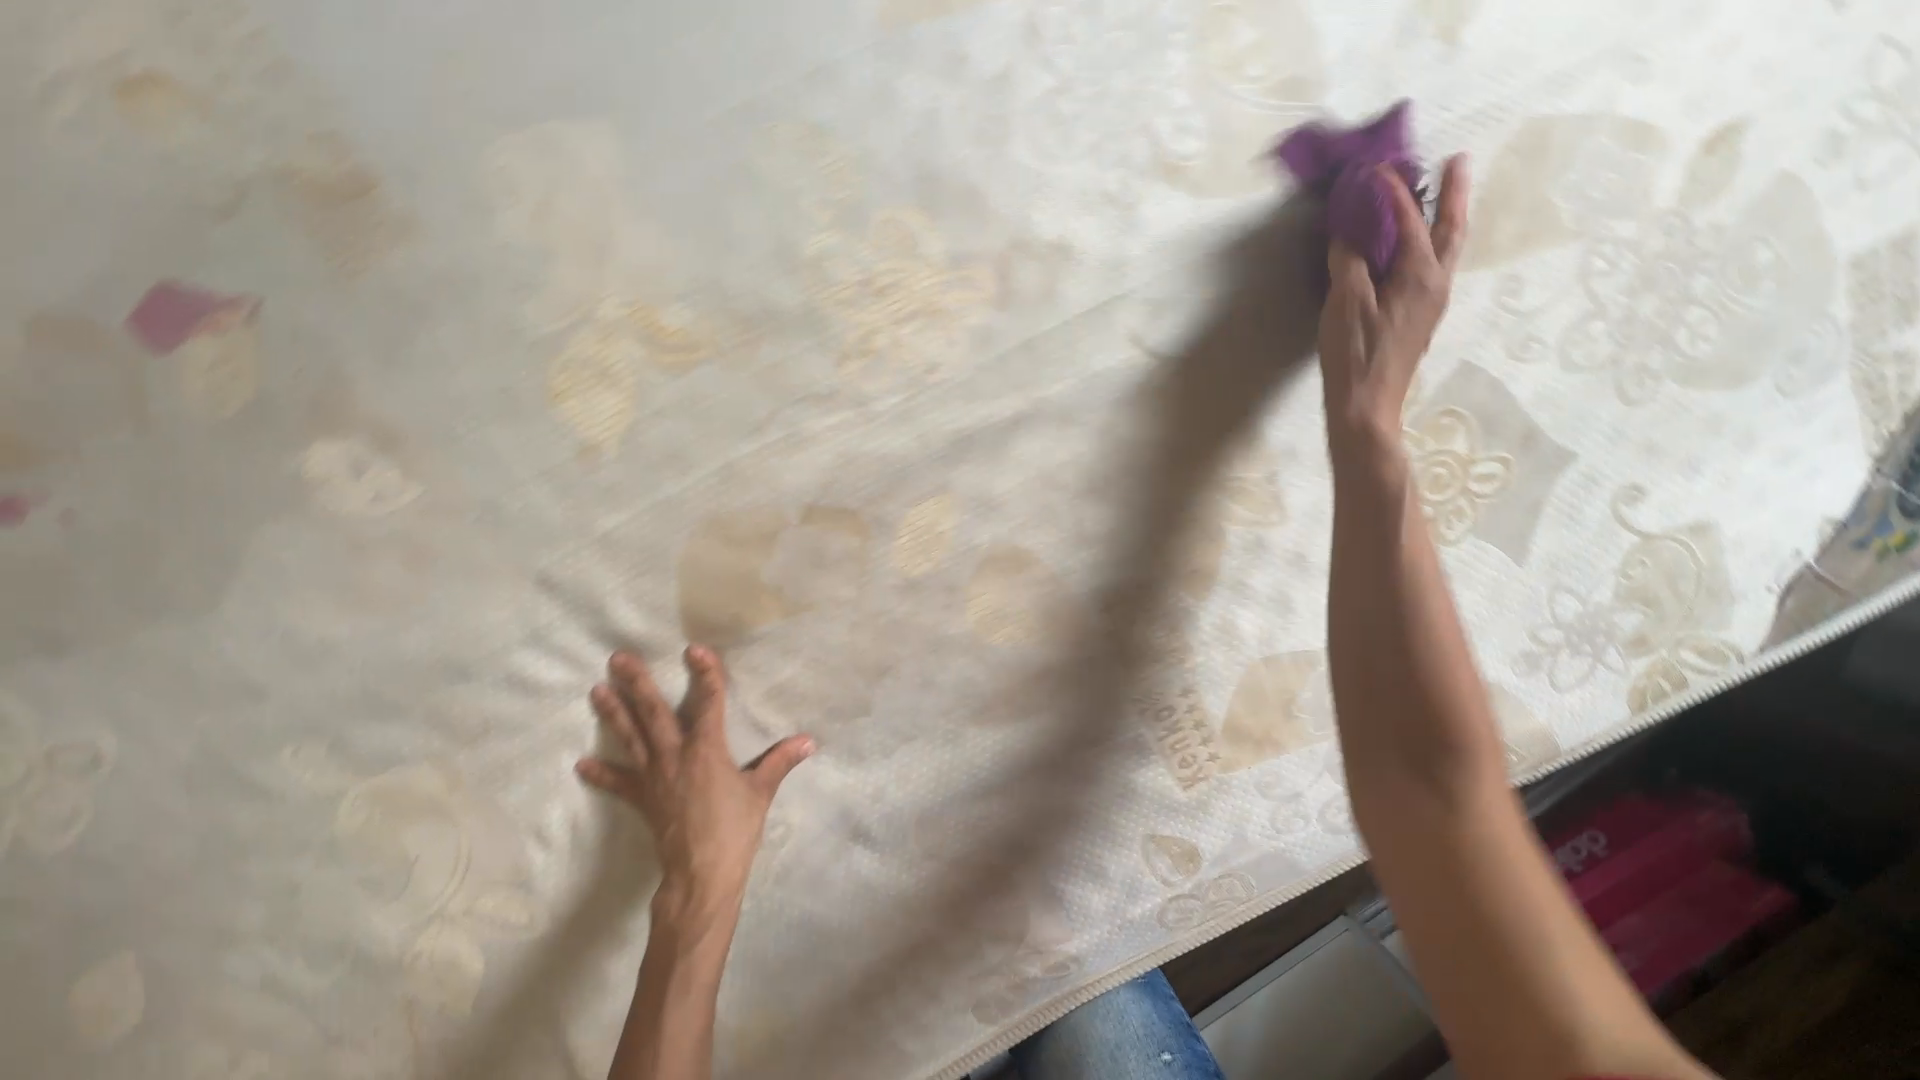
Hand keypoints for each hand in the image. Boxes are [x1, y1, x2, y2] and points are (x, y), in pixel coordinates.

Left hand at [576, 646, 813, 930]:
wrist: (701, 874)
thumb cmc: (735, 830)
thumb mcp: (761, 792)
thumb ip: (780, 762)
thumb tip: (808, 741)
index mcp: (706, 750)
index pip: (708, 702)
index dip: (705, 674)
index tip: (694, 649)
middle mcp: (674, 756)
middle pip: (653, 713)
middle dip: (636, 683)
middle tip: (618, 657)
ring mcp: (654, 777)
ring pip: (631, 738)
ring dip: (613, 713)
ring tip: (596, 689)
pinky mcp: (642, 799)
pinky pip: (619, 783)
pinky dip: (602, 774)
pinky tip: (582, 764)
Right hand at [1317, 155, 1471, 459]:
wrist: (1366, 407)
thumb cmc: (1356, 356)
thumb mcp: (1346, 303)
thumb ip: (1350, 261)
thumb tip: (1350, 230)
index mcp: (1420, 275)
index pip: (1409, 220)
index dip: (1392, 190)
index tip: (1376, 166)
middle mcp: (1435, 283)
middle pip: (1451, 229)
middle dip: (1454, 193)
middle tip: (1458, 159)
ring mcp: (1431, 302)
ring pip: (1445, 248)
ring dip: (1446, 217)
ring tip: (1443, 193)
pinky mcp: (1419, 317)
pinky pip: (1431, 266)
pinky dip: (1428, 242)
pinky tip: (1414, 245)